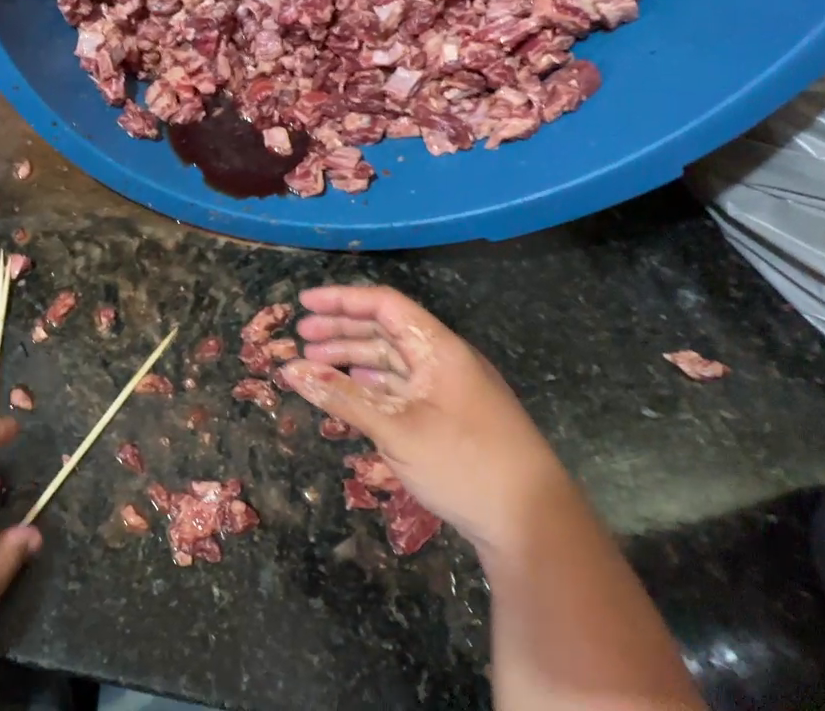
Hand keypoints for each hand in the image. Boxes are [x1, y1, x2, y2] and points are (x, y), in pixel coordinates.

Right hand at [282, 285, 572, 555]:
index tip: (303, 304)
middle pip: (386, 330)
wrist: (534, 525)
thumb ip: (342, 397)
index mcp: (439, 350)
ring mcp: (449, 391)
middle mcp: (445, 362)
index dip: (342, 300)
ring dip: (352, 360)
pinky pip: (401, 388)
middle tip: (301, 338)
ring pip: (392, 361)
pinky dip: (370, 386)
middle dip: (341, 330)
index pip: (385, 306)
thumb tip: (289, 370)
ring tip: (314, 367)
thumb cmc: (465, 466)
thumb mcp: (396, 429)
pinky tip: (349, 393)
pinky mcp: (449, 419)